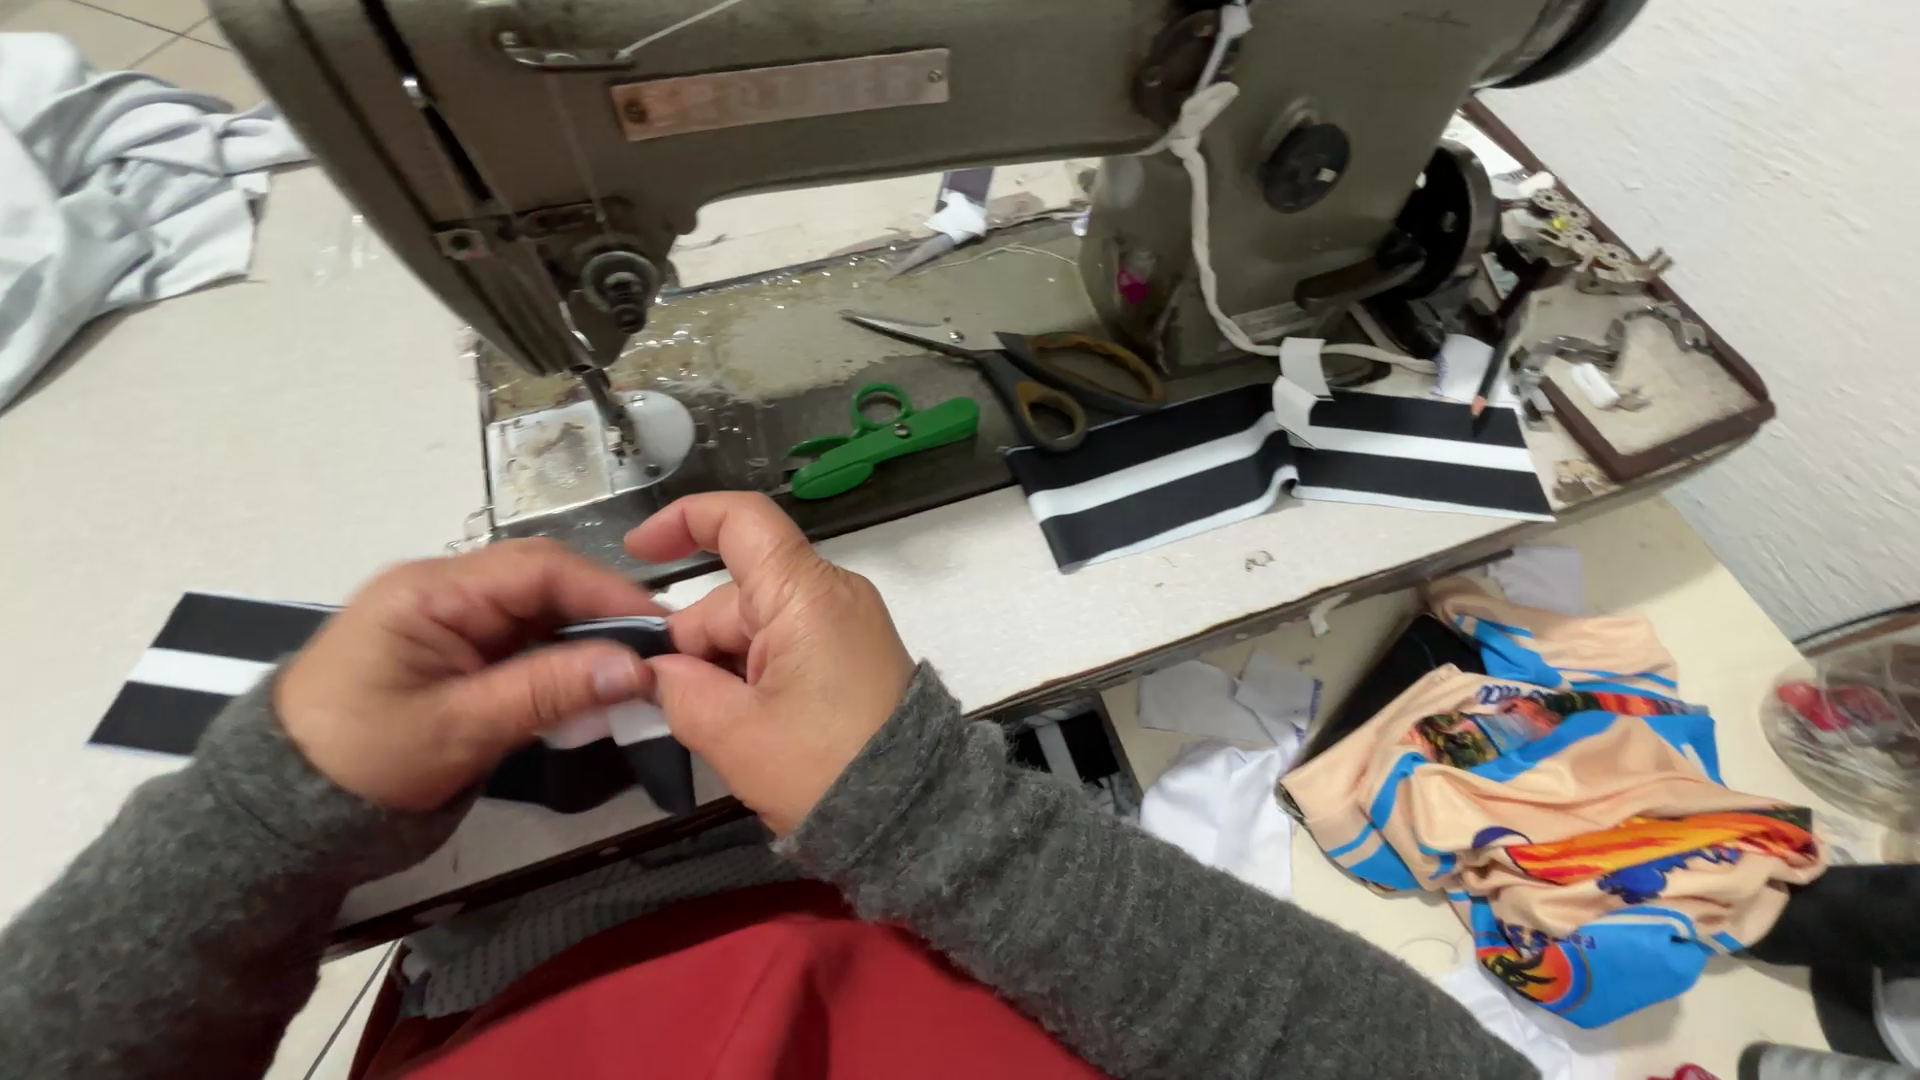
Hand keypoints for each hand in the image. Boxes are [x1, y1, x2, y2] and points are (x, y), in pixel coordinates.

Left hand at [276, 539, 664, 811]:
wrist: (282, 813)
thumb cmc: (359, 764)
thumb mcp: (459, 728)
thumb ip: (550, 691)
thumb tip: (637, 668)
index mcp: (431, 590)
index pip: (540, 567)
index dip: (608, 591)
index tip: (661, 629)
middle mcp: (446, 587)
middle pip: (548, 582)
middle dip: (606, 613)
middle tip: (657, 653)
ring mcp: (454, 615)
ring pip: (545, 609)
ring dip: (590, 637)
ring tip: (633, 670)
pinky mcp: (462, 644)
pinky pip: (530, 636)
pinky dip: (566, 657)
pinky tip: (593, 683)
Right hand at [624, 493, 913, 834]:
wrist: (916, 813)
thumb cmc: (825, 767)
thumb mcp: (736, 734)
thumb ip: (681, 692)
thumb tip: (658, 671)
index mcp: (806, 594)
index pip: (743, 520)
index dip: (684, 520)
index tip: (636, 552)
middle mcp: (832, 593)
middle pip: (738, 594)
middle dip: (694, 643)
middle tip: (671, 709)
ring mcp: (847, 623)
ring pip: (758, 625)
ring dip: (724, 668)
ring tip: (720, 729)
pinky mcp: (854, 652)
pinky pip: (788, 645)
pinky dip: (756, 674)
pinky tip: (746, 722)